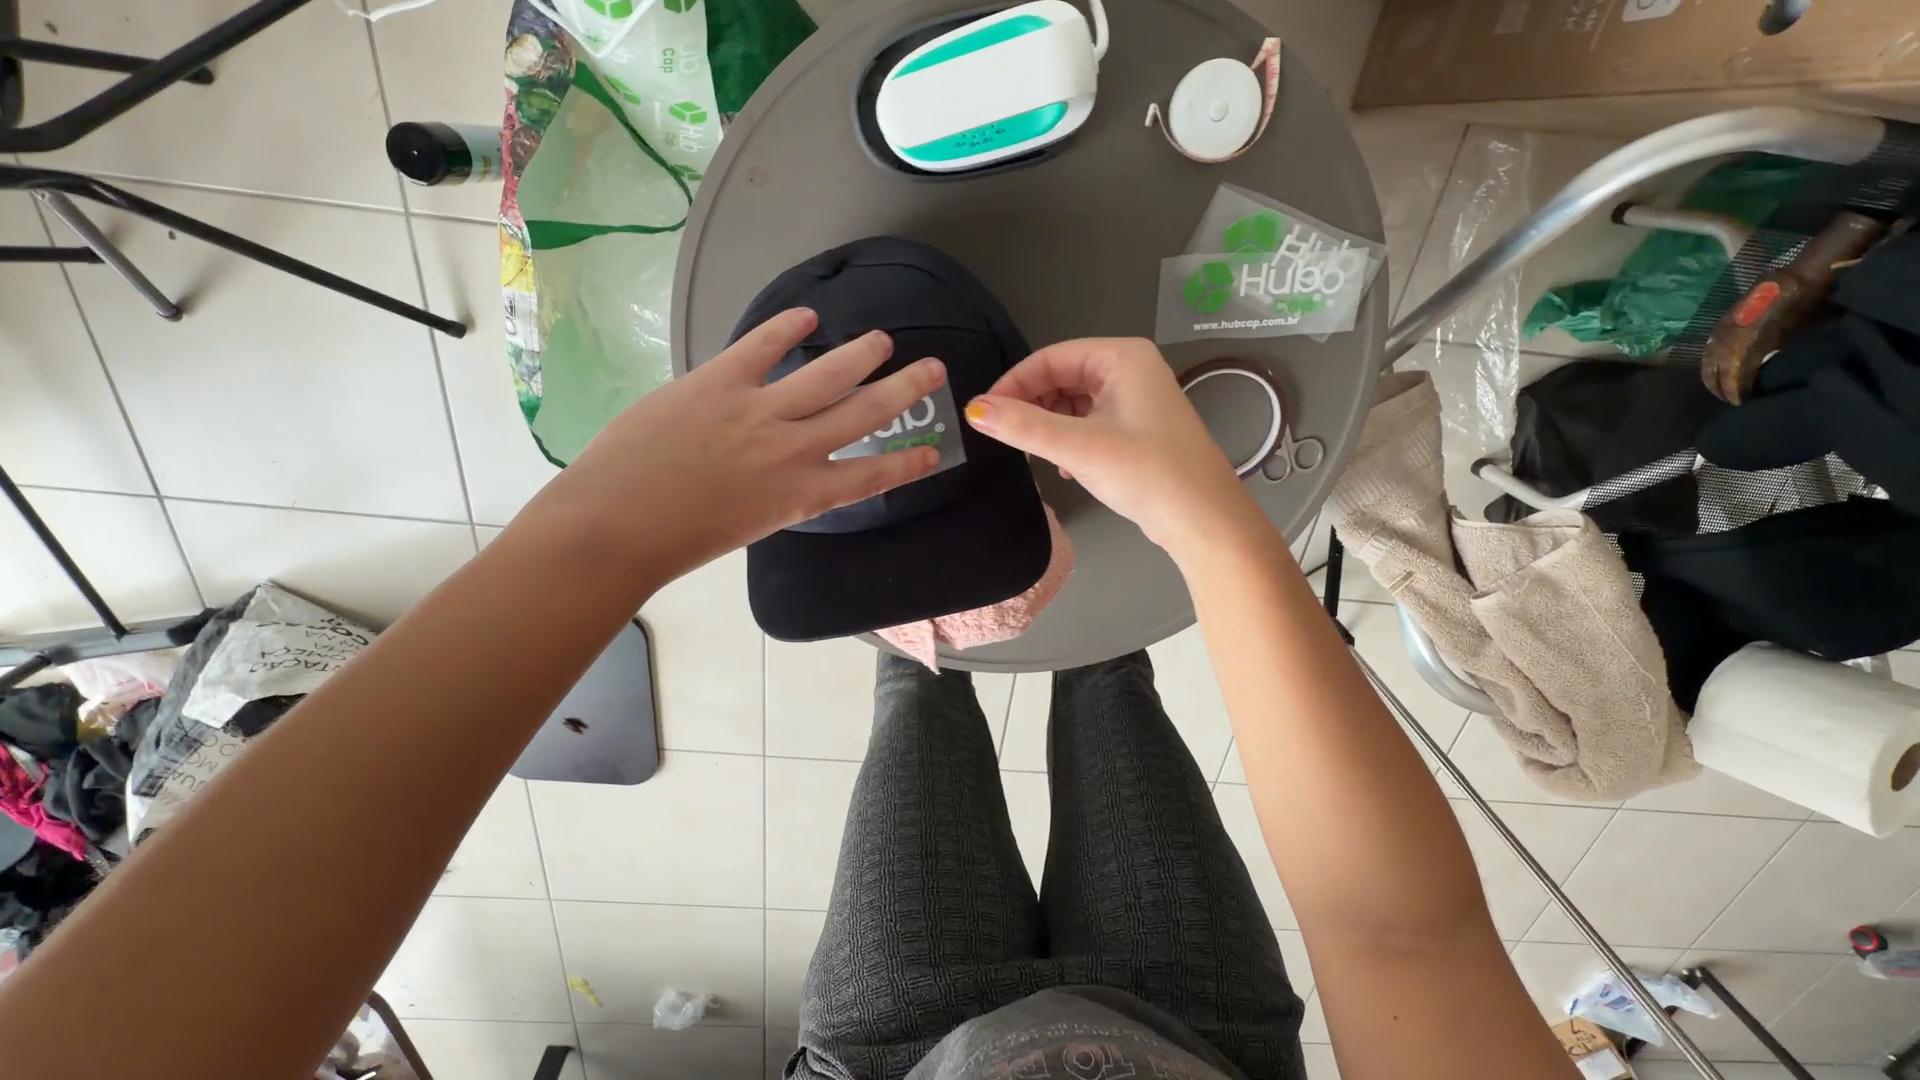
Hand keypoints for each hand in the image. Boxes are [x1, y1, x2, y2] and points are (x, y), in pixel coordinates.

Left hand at [539, 307, 946, 584]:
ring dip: (862, 355)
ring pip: (826, 375)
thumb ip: (776, 492)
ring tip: (883, 340)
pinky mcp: (718, 382)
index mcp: (800, 495)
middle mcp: (792, 451)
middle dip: (904, 391)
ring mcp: (758, 412)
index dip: (907, 464)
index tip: (933, 452)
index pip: (870, 476)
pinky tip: (808, 317)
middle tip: (933, 369)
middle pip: (863, 415)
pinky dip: (787, 327)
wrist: (617, 525)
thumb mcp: (747, 523)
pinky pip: (762, 346)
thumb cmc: (677, 540)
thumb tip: (783, 463)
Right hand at [964, 337, 1270, 562]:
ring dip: (1049, 426)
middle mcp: (1131, 370)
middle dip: (1032, 406)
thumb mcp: (1078, 447)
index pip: (1050, 357)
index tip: (984, 414)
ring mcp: (1137, 400)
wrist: (1204, 519)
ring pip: (1074, 403)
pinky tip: (1064, 467)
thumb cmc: (1147, 473)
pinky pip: (1090, 423)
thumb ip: (1024, 426)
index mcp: (1122, 357)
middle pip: (1061, 377)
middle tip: (1006, 436)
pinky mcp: (1138, 429)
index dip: (1013, 384)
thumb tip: (975, 410)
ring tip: (1034, 453)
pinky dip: (1070, 440)